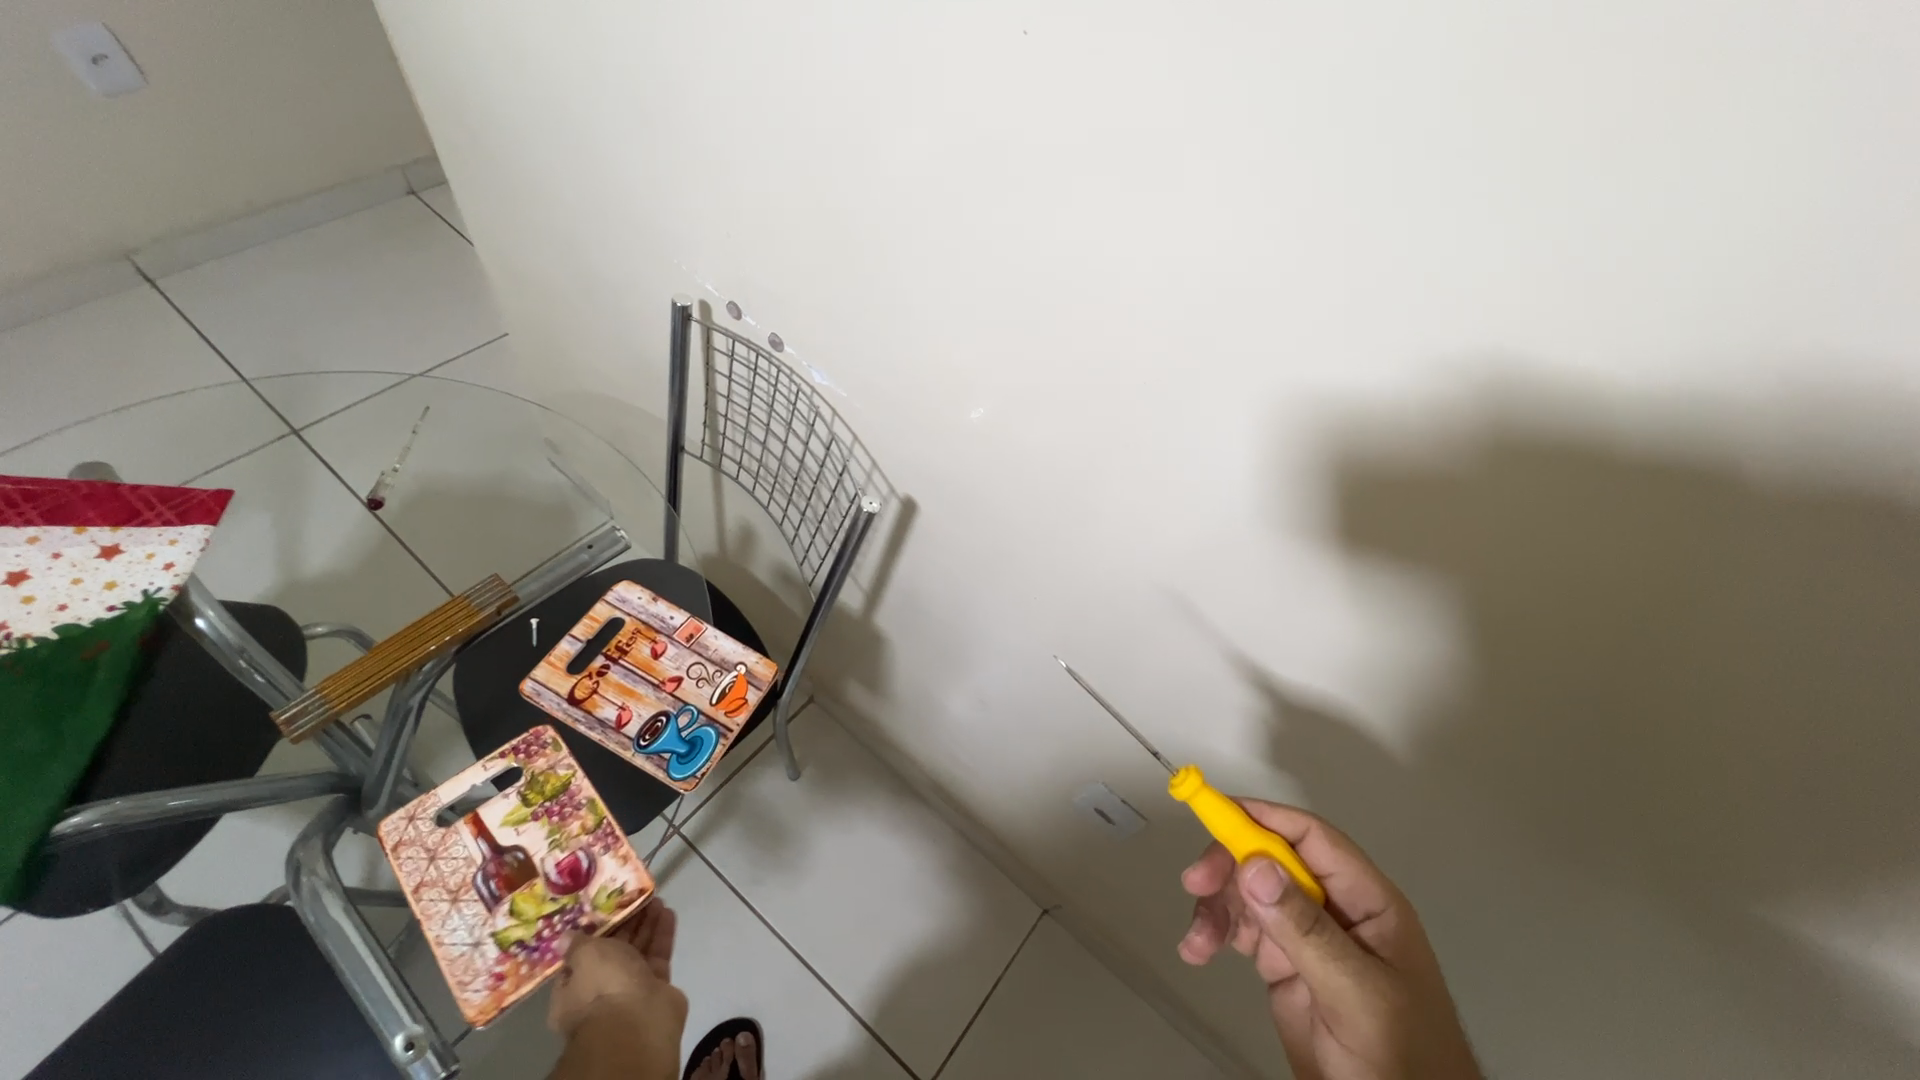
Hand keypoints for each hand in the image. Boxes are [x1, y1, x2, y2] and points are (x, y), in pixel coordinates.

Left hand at [547, 899, 686, 1078]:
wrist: (638, 1020)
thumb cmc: (602, 986)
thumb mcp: (584, 957)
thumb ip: (578, 943)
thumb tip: (566, 935)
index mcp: (572, 991)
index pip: (580, 958)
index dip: (593, 932)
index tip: (604, 909)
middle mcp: (600, 992)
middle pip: (613, 951)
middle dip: (625, 923)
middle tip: (636, 897)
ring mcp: (630, 990)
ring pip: (638, 951)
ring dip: (646, 924)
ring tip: (655, 897)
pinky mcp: (657, 987)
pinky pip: (658, 956)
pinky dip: (662, 934)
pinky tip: (668, 912)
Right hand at [1179, 800, 1479, 1079]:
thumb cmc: (1400, 1059)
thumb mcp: (1356, 993)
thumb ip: (1306, 929)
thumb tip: (1254, 864)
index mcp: (1365, 902)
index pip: (1310, 839)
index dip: (1262, 819)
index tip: (1212, 814)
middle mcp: (1334, 909)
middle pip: (1270, 860)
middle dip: (1229, 867)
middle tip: (1195, 885)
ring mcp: (1308, 938)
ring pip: (1250, 894)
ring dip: (1217, 908)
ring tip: (1199, 943)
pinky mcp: (1287, 967)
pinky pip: (1244, 930)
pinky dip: (1216, 934)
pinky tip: (1200, 952)